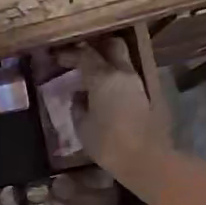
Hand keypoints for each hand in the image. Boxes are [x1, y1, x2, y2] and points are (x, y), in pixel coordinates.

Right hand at [58, 38, 169, 183]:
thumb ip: (78, 107)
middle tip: (82, 57)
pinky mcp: (146, 96)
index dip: (70, 54)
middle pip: (112, 45)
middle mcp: (123, 73)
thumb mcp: (83, 127)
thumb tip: (78, 97)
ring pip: (123, 60)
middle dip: (97, 47)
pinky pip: (128, 77)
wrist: (146, 159)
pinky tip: (106, 91)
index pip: (85, 55)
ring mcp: (137, 83)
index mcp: (103, 77)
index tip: (59, 58)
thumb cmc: (108, 144)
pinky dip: (116, 77)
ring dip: (108, 62)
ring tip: (93, 76)